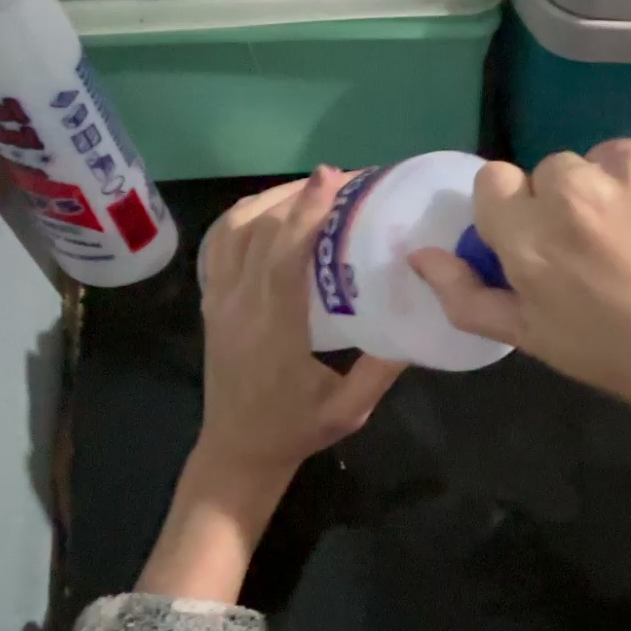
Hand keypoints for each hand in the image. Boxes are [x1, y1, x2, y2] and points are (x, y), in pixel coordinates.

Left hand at [198, 168, 405, 477]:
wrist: (238, 451)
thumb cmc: (296, 431)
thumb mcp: (350, 410)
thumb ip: (381, 369)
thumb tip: (419, 324)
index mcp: (274, 330)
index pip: (285, 255)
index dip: (308, 212)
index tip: (334, 179)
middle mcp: (239, 306)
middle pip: (260, 230)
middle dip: (297, 196)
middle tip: (340, 180)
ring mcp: (218, 302)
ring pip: (233, 231)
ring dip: (270, 201)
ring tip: (309, 189)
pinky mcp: (211, 304)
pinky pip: (219, 246)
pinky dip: (242, 218)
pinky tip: (270, 212)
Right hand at [409, 132, 630, 499]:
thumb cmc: (624, 359)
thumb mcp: (535, 340)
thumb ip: (468, 296)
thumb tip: (420, 254)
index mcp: (531, 235)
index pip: (496, 180)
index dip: (521, 212)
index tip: (551, 243)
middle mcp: (580, 187)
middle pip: (556, 170)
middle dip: (573, 204)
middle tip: (611, 255)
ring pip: (613, 158)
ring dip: (625, 190)